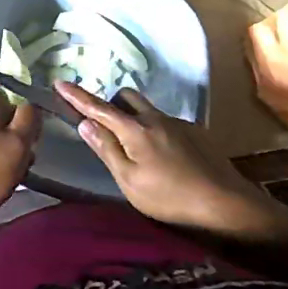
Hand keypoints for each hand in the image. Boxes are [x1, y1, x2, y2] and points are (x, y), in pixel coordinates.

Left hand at [0, 77, 42, 226]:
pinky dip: (7, 155)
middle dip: (21, 121)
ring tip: (25, 159)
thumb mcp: (18, 140)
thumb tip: (31, 103)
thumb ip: (29, 116)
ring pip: (2, 129)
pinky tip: (16, 171)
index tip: (33, 107)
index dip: (18, 90)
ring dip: (16, 142)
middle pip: (3, 107)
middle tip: (32, 139)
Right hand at [56, 82, 287, 242]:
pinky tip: (165, 161)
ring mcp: (179, 123)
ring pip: (148, 110)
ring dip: (135, 119)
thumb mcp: (130, 182)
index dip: (77, 96)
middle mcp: (156, 118)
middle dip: (111, 104)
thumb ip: (107, 150)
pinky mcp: (196, 133)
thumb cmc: (171, 200)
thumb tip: (86, 123)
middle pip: (126, 98)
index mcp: (135, 130)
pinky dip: (156, 133)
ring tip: (137, 151)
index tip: (59, 82)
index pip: (99, 107)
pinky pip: (166, 123)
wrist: (228, 206)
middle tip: (104, 126)